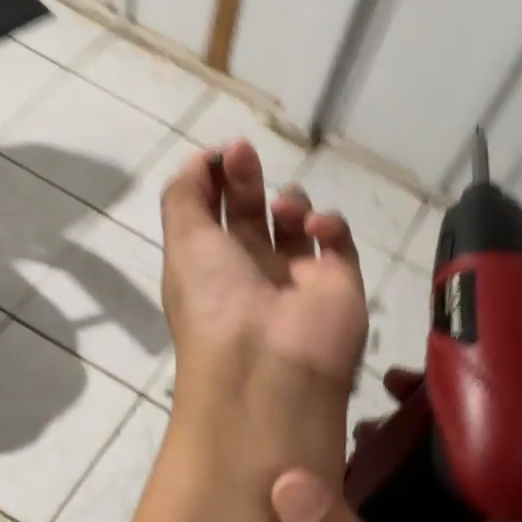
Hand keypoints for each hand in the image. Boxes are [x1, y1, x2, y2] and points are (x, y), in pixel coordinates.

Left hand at [159, 139, 368, 397]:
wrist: (268, 367)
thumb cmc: (215, 300)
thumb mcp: (183, 242)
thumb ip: (185, 195)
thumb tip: (199, 160)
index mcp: (210, 264)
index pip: (213, 212)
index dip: (214, 180)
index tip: (219, 154)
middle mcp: (253, 268)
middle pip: (252, 209)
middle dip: (246, 177)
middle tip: (243, 153)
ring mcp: (298, 276)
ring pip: (298, 220)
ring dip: (290, 201)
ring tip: (283, 210)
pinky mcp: (339, 281)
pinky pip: (337, 239)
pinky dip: (328, 223)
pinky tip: (314, 229)